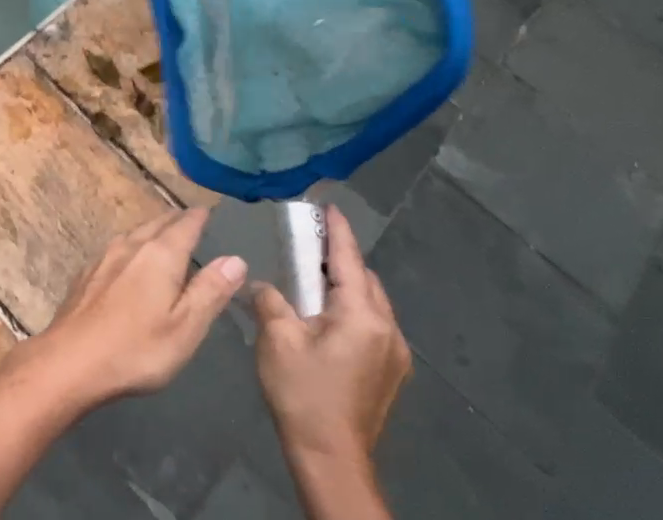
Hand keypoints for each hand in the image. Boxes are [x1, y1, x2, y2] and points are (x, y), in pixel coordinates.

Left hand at [15, 208, 246, 409]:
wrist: (71, 361)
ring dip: (150, 230)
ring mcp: (102, 260)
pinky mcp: (85, 276)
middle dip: (174, 220)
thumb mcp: (186, 326)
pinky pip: (115, 249)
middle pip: (155, 225)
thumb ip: (210, 290)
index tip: (208, 210)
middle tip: (189, 218)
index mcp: (158, 256)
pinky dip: (131, 246)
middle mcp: (128, 248)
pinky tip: (129, 259)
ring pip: (132, 235)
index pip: (183, 226)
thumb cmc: (137, 348)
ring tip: (163, 233)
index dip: (198, 218)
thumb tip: (235, 258)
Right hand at [251, 204, 410, 465]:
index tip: (328, 207)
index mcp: (362, 316)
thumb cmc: (302, 391)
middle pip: (364, 282)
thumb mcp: (276, 338)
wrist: (331, 454)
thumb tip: (267, 285)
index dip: (337, 232)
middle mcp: (388, 330)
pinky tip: (324, 324)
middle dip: (337, 262)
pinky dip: (350, 314)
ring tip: (310, 287)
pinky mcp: (391, 374)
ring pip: (370, 306)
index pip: (349, 261)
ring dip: (344, 290)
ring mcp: (395, 355)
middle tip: (304, 251)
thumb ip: (271, 300)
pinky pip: (372, 328)